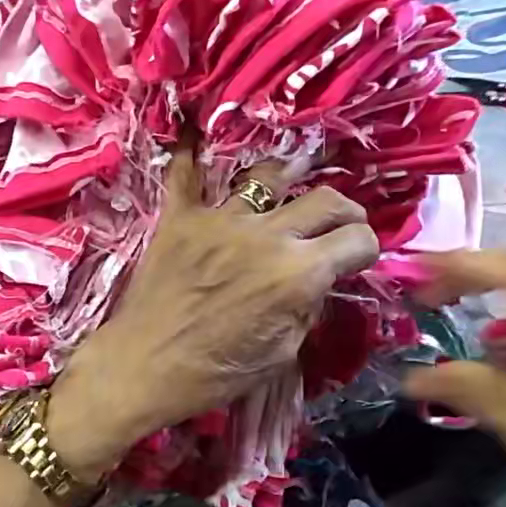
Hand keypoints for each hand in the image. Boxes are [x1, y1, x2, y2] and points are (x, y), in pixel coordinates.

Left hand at [48, 155, 381, 477]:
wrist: (141, 367)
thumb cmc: (213, 374)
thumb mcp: (280, 353)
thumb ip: (306, 308)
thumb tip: (316, 282)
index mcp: (298, 274)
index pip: (357, 239)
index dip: (364, 249)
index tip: (354, 258)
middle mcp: (265, 235)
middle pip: (324, 200)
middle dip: (342, 213)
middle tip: (336, 226)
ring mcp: (218, 220)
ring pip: (267, 177)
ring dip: (286, 182)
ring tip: (286, 192)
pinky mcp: (179, 217)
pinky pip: (187, 173)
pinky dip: (193, 154)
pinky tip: (197, 132)